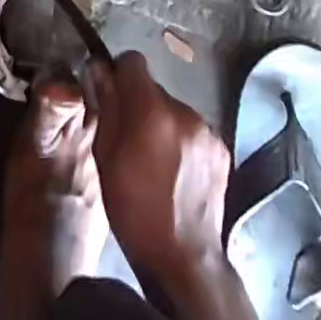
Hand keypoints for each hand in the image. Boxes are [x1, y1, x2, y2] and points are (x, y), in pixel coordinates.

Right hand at [89, 52, 231, 288]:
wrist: (184, 257)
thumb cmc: (134, 210)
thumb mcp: (106, 158)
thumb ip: (106, 108)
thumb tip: (99, 70)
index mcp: (151, 111)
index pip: (133, 62)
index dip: (118, 72)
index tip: (110, 92)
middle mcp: (183, 110)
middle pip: (153, 88)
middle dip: (139, 103)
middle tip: (129, 137)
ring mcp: (207, 129)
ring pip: (173, 109)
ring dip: (161, 122)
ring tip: (153, 159)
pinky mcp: (221, 146)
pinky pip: (193, 128)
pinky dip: (181, 139)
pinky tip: (174, 169)